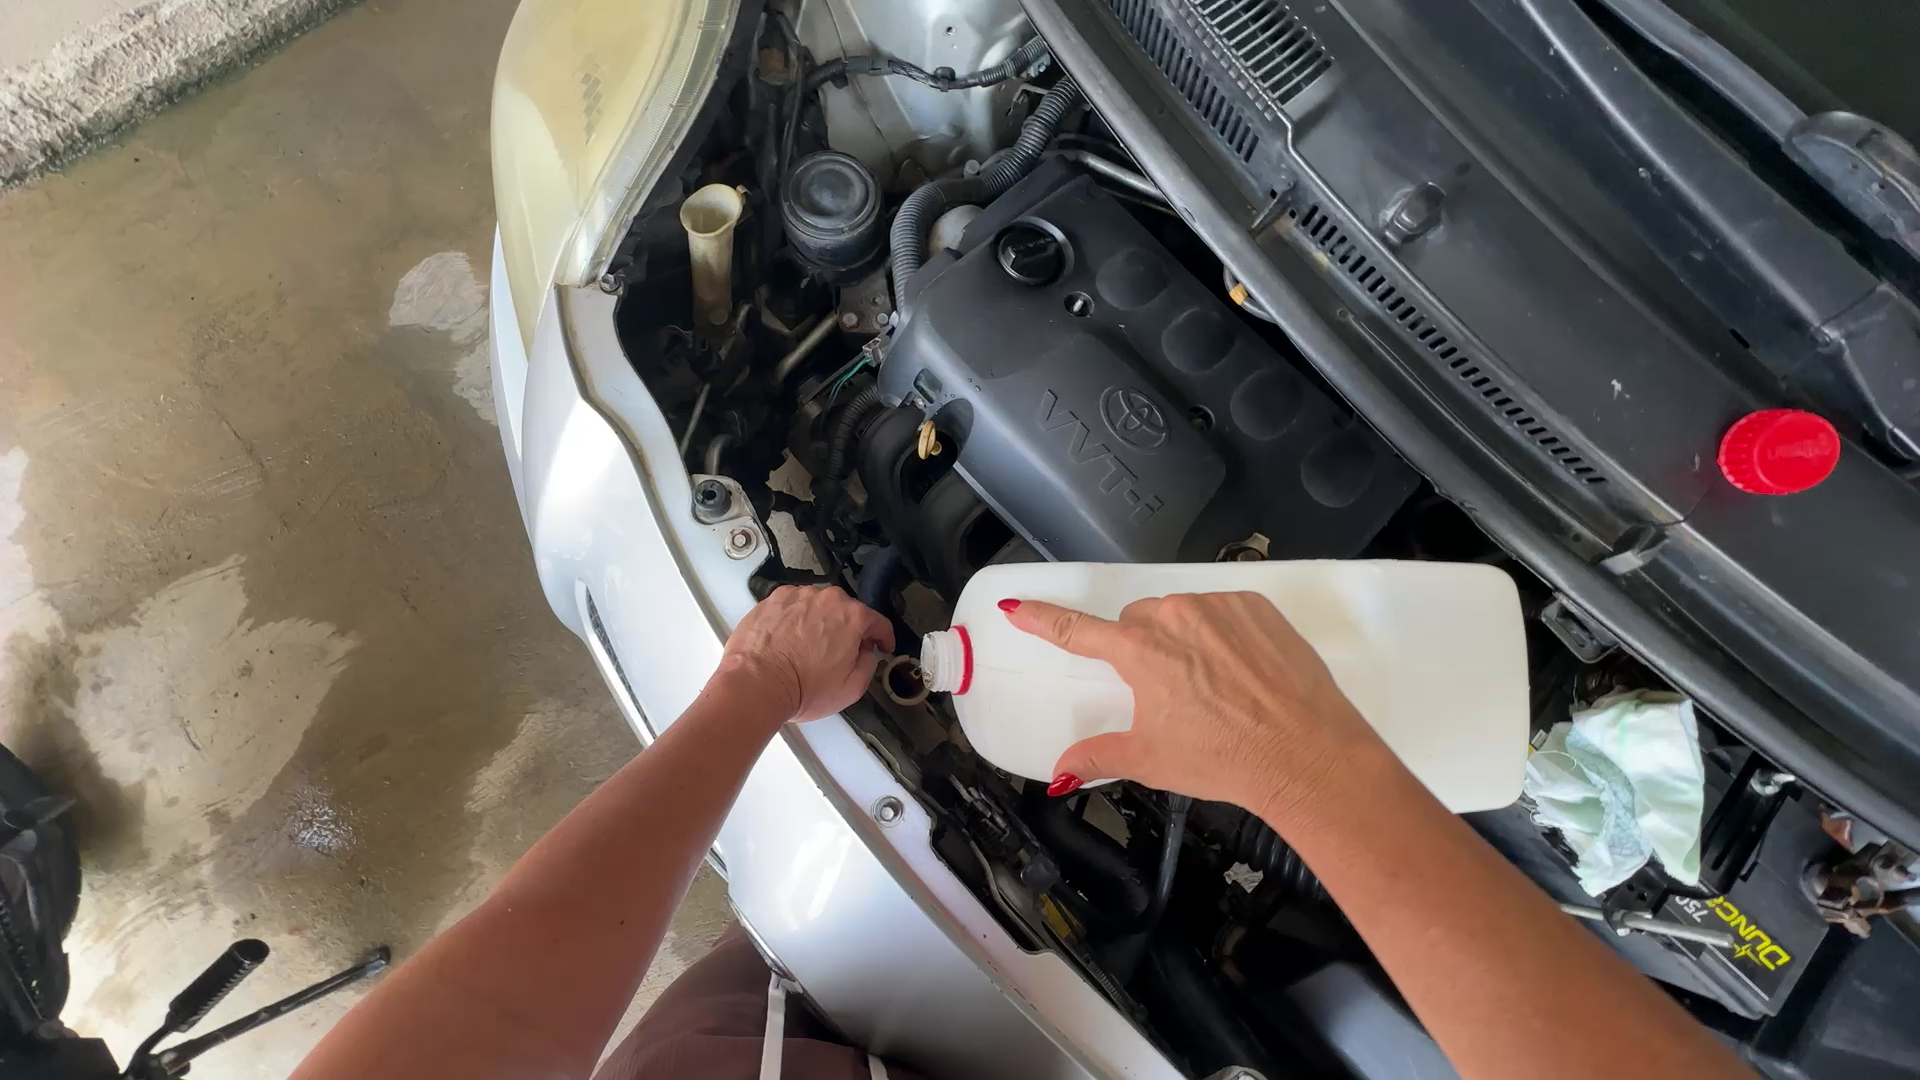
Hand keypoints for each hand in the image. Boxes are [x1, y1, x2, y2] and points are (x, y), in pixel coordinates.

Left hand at [716, 586, 893, 725]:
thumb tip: (866, 653)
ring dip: (818, 623)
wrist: (755, 685)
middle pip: (846, 611)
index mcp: (853, 617)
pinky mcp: (773, 600)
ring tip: (806, 649)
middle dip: (846, 630)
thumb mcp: (852, 688)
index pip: (878, 622)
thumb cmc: (802, 689)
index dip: (883, 637)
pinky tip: (787, 641)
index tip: (881, 645)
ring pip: (818, 606)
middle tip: (837, 654)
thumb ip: (869, 664)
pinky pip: (792, 606)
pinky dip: (793, 620)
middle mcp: (828, 599)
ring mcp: (798, 596)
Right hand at [1003, 592, 1393, 826]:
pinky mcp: (1255, 606)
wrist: (1308, 756)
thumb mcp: (1152, 759)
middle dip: (1140, 647)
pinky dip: (1220, 632)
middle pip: (1136, 621)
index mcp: (1139, 652)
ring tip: (1211, 682)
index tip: (1015, 606)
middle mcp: (1173, 617)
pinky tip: (1240, 669)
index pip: (1076, 629)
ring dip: (1182, 637)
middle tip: (1166, 689)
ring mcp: (1217, 607)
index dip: (1041, 618)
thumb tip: (1059, 774)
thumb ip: (1098, 756)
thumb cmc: (1223, 758)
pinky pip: (1220, 610)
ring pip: (1179, 613)